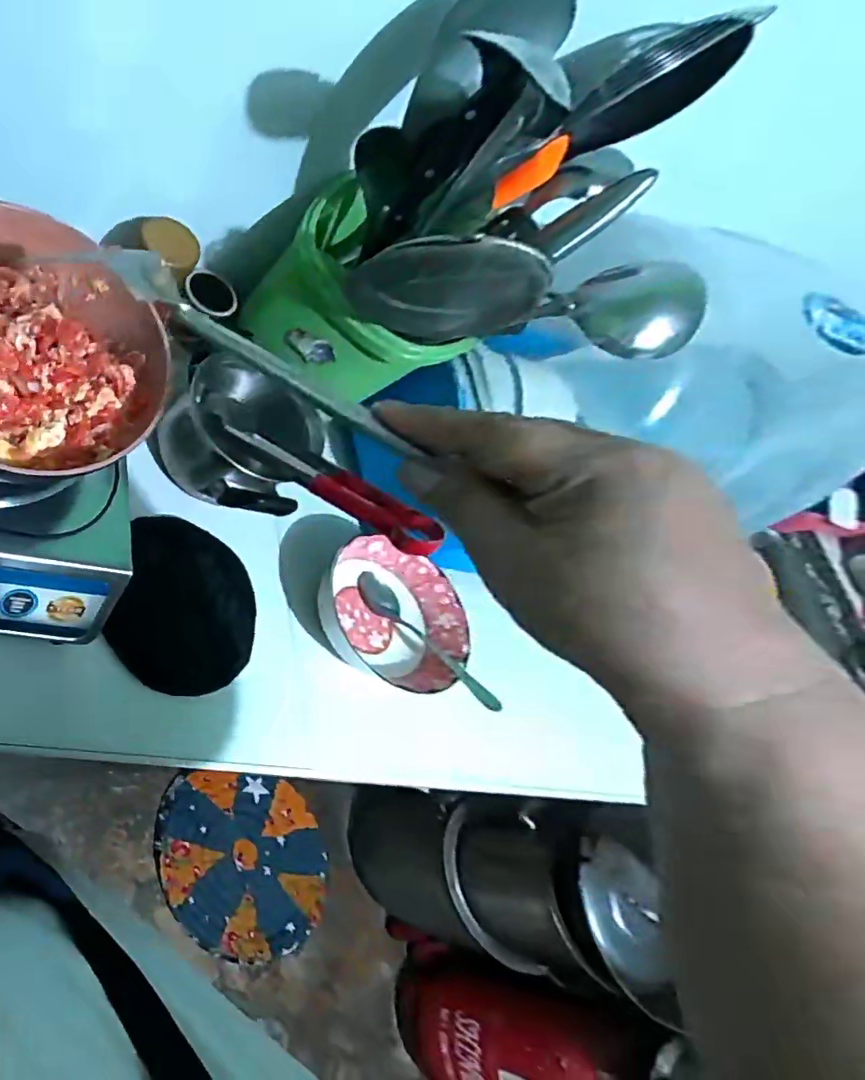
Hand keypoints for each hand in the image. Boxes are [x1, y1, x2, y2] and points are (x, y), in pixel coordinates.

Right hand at [377, 405, 828, 717]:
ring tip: (454, 480)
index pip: (495, 431)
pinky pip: (589, 479)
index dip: (430, 423)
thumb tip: (414, 466)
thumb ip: (458, 500)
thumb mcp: (506, 554)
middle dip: (467, 443)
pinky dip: (540, 483)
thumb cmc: (591, 610)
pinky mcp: (677, 504)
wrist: (712, 672)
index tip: (381, 412)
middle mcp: (637, 454)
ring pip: (560, 459)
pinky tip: (518, 504)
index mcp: (597, 461)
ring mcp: (666, 477)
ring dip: (502, 467)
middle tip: (409, 449)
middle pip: (531, 439)